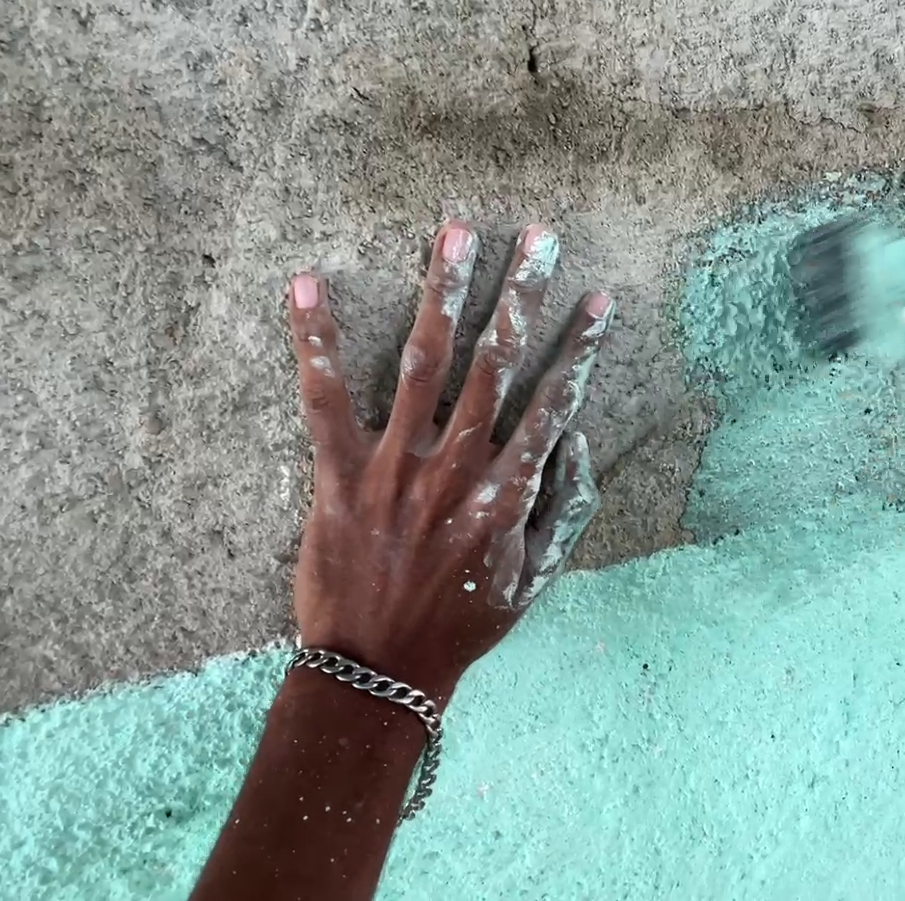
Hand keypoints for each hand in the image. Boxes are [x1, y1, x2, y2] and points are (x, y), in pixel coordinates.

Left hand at [284, 221, 608, 697]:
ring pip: (423, 362)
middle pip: (496, 363)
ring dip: (443, 291)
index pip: (554, 403)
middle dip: (522, 294)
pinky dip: (316, 340)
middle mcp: (459, 468)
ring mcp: (396, 467)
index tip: (597, 301)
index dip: (579, 347)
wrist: (379, 671)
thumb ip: (568, 507)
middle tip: (538, 237)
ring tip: (457, 233)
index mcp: (510, 493)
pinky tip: (307, 284)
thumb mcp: (538, 578)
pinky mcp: (337, 475)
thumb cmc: (467, 622)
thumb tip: (578, 438)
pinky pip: (324, 399)